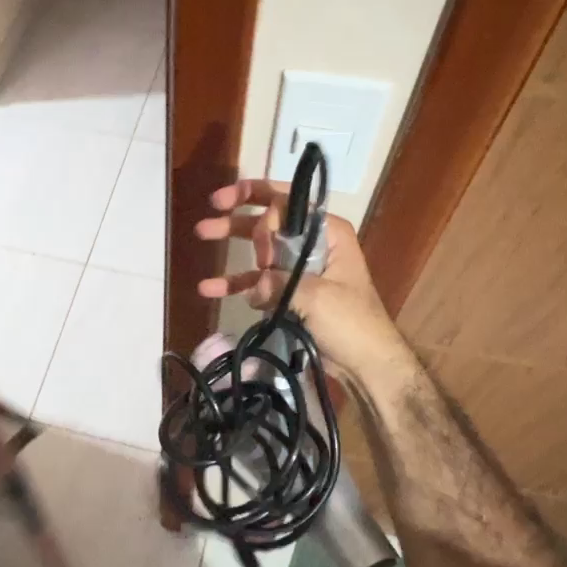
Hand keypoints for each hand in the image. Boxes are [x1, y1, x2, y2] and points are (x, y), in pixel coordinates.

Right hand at [194, 179, 413, 386]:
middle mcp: (312, 245)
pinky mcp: (287, 295)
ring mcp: (297, 270)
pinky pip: (257, 283)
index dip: (261, 203)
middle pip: (270, 222)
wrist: (365, 363)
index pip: (290, 204)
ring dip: (231, 245)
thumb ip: (282, 284)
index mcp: (328, 234)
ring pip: (259, 250)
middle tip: (210, 212)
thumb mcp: (319, 298)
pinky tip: (209, 287)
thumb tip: (254, 286)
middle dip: (239, 217)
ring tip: (201, 234)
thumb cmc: (352, 323)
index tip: (251, 235)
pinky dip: (235, 284)